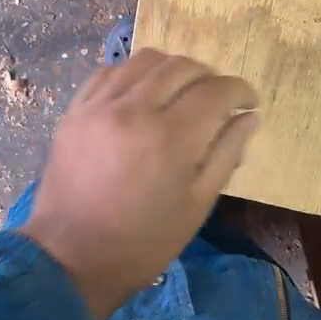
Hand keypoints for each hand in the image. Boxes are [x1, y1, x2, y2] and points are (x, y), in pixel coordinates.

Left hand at [20, 50, 260, 319]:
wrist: (71, 258)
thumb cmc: (144, 242)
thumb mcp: (197, 205)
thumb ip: (227, 154)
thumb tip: (249, 117)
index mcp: (171, 138)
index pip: (217, 91)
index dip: (240, 91)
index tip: (249, 102)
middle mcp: (134, 109)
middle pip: (183, 67)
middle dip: (210, 77)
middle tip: (218, 100)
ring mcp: (99, 106)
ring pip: (146, 60)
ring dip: (173, 69)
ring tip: (182, 92)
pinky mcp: (75, 111)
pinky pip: (110, 71)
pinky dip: (135, 74)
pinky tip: (143, 94)